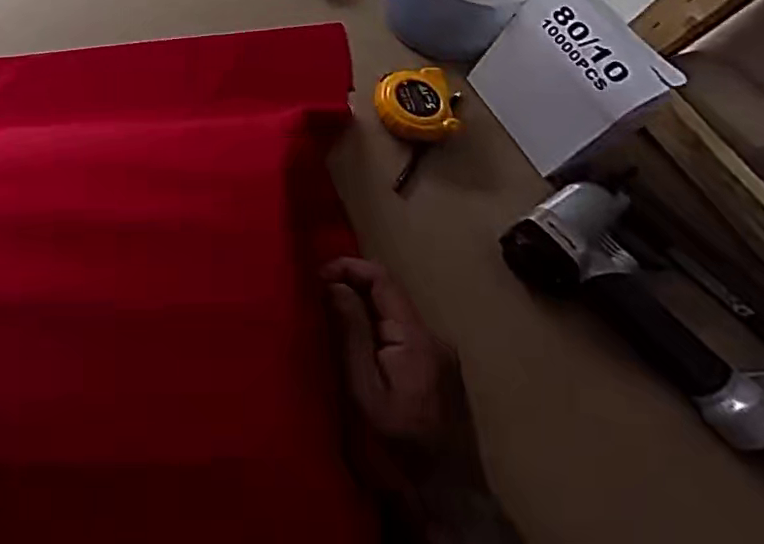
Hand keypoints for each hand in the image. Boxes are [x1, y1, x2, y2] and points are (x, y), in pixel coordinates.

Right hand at [323, 257, 519, 543]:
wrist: (448, 496)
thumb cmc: (399, 445)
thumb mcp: (363, 390)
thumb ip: (350, 334)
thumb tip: (334, 284)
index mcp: (416, 338)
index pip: (383, 280)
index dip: (348, 268)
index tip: (316, 277)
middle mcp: (434, 338)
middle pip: (389, 295)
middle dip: (351, 288)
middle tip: (315, 299)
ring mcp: (441, 356)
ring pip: (395, 315)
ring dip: (362, 310)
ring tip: (329, 322)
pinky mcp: (441, 372)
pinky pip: (402, 335)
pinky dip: (376, 330)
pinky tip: (357, 349)